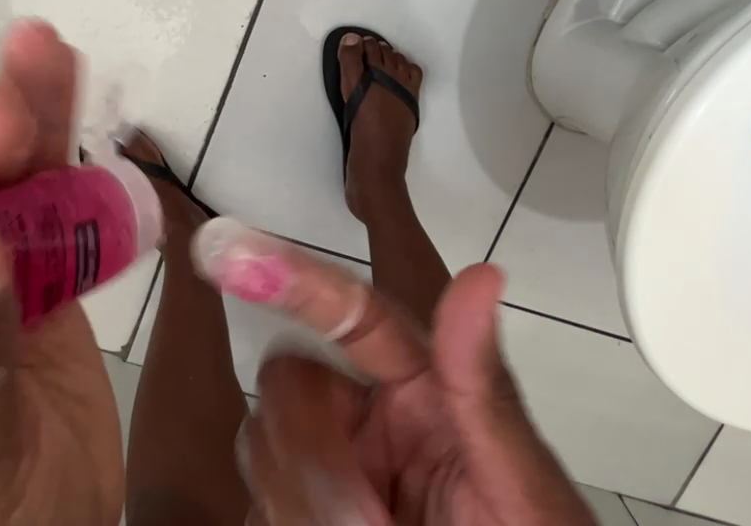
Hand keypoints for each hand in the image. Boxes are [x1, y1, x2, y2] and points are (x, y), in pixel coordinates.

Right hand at [191, 219, 595, 525]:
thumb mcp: (517, 477)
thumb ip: (483, 385)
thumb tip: (483, 275)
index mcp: (416, 388)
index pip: (351, 314)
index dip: (294, 277)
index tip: (233, 251)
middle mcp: (364, 419)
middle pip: (287, 379)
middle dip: (308, 442)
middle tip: (363, 517)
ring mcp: (328, 471)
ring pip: (261, 444)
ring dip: (303, 501)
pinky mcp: (297, 514)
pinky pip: (254, 503)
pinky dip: (285, 519)